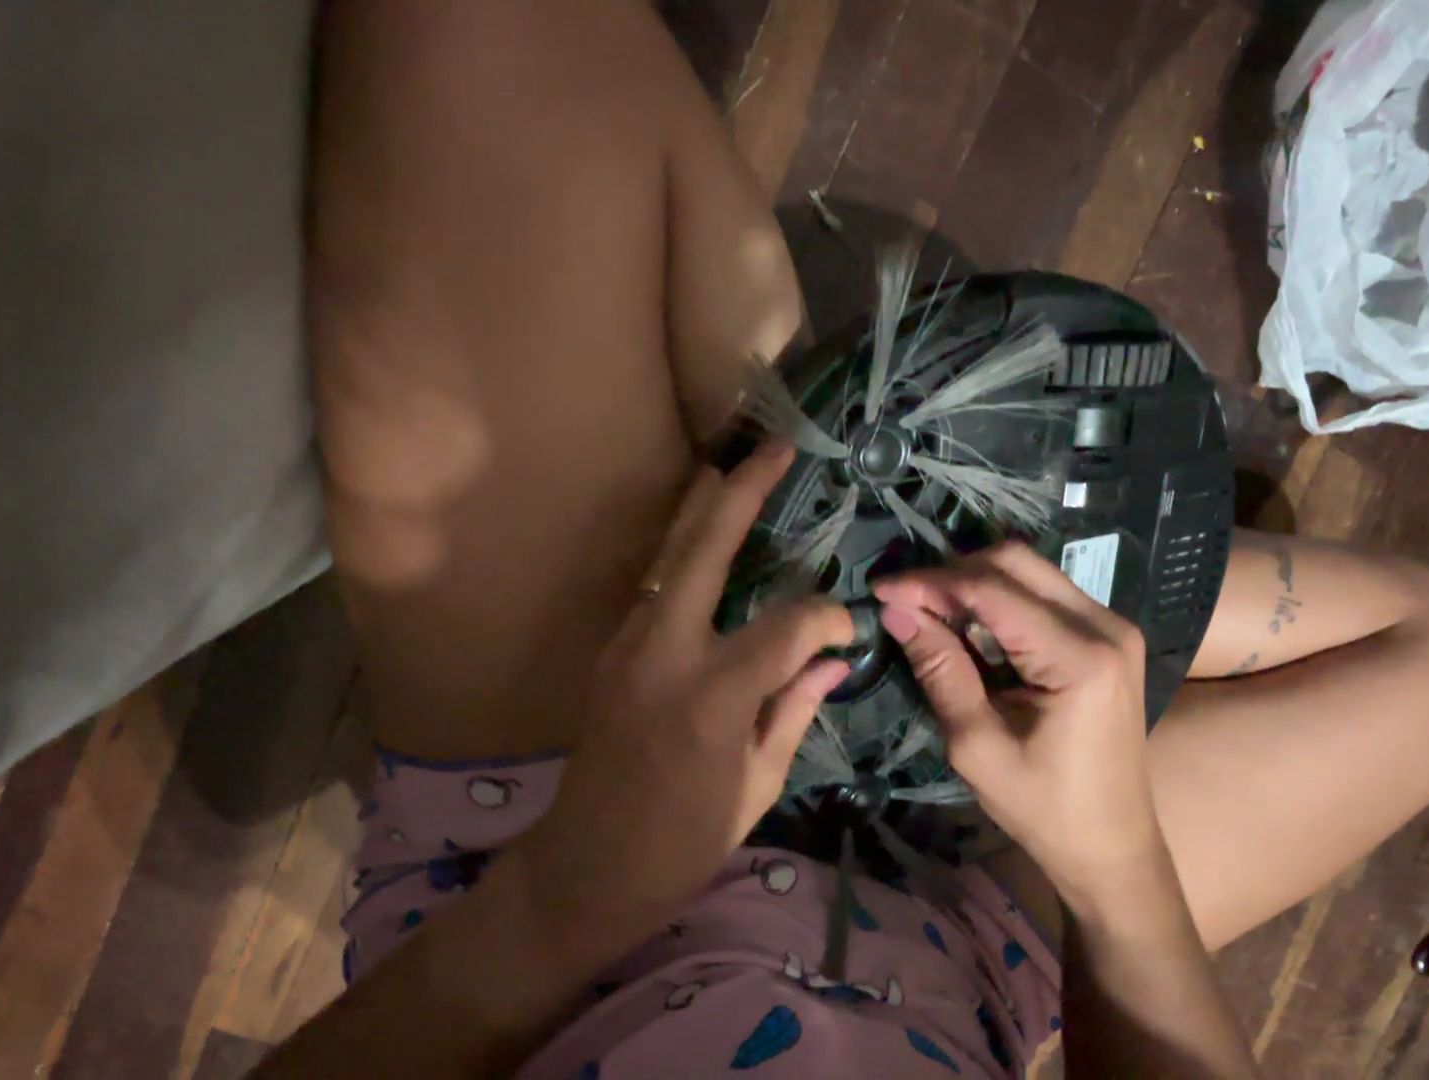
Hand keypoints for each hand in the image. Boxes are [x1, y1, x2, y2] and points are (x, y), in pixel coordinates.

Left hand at [517, 444, 854, 925]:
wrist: (585, 866)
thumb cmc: (683, 842)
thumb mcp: (757, 784)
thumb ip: (794, 707)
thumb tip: (832, 656)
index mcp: (713, 698)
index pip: (785, 627)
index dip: (822, 618)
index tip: (843, 627)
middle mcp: (665, 655)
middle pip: (705, 552)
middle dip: (741, 494)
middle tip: (774, 448)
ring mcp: (628, 647)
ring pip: (670, 559)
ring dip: (702, 510)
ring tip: (732, 469)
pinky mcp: (611, 652)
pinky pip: (655, 589)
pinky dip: (684, 556)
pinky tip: (706, 542)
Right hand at [874, 543, 1161, 900]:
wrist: (1111, 846)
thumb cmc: (1043, 808)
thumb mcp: (976, 745)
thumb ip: (940, 669)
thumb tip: (895, 611)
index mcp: (1080, 659)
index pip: (992, 591)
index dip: (930, 583)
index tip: (880, 589)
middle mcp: (1105, 627)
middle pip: (1015, 562)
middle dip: (952, 573)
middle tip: (904, 600)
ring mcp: (1112, 628)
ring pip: (1029, 571)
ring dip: (974, 582)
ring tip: (927, 610)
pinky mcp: (1106, 636)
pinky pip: (1043, 594)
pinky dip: (998, 599)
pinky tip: (966, 624)